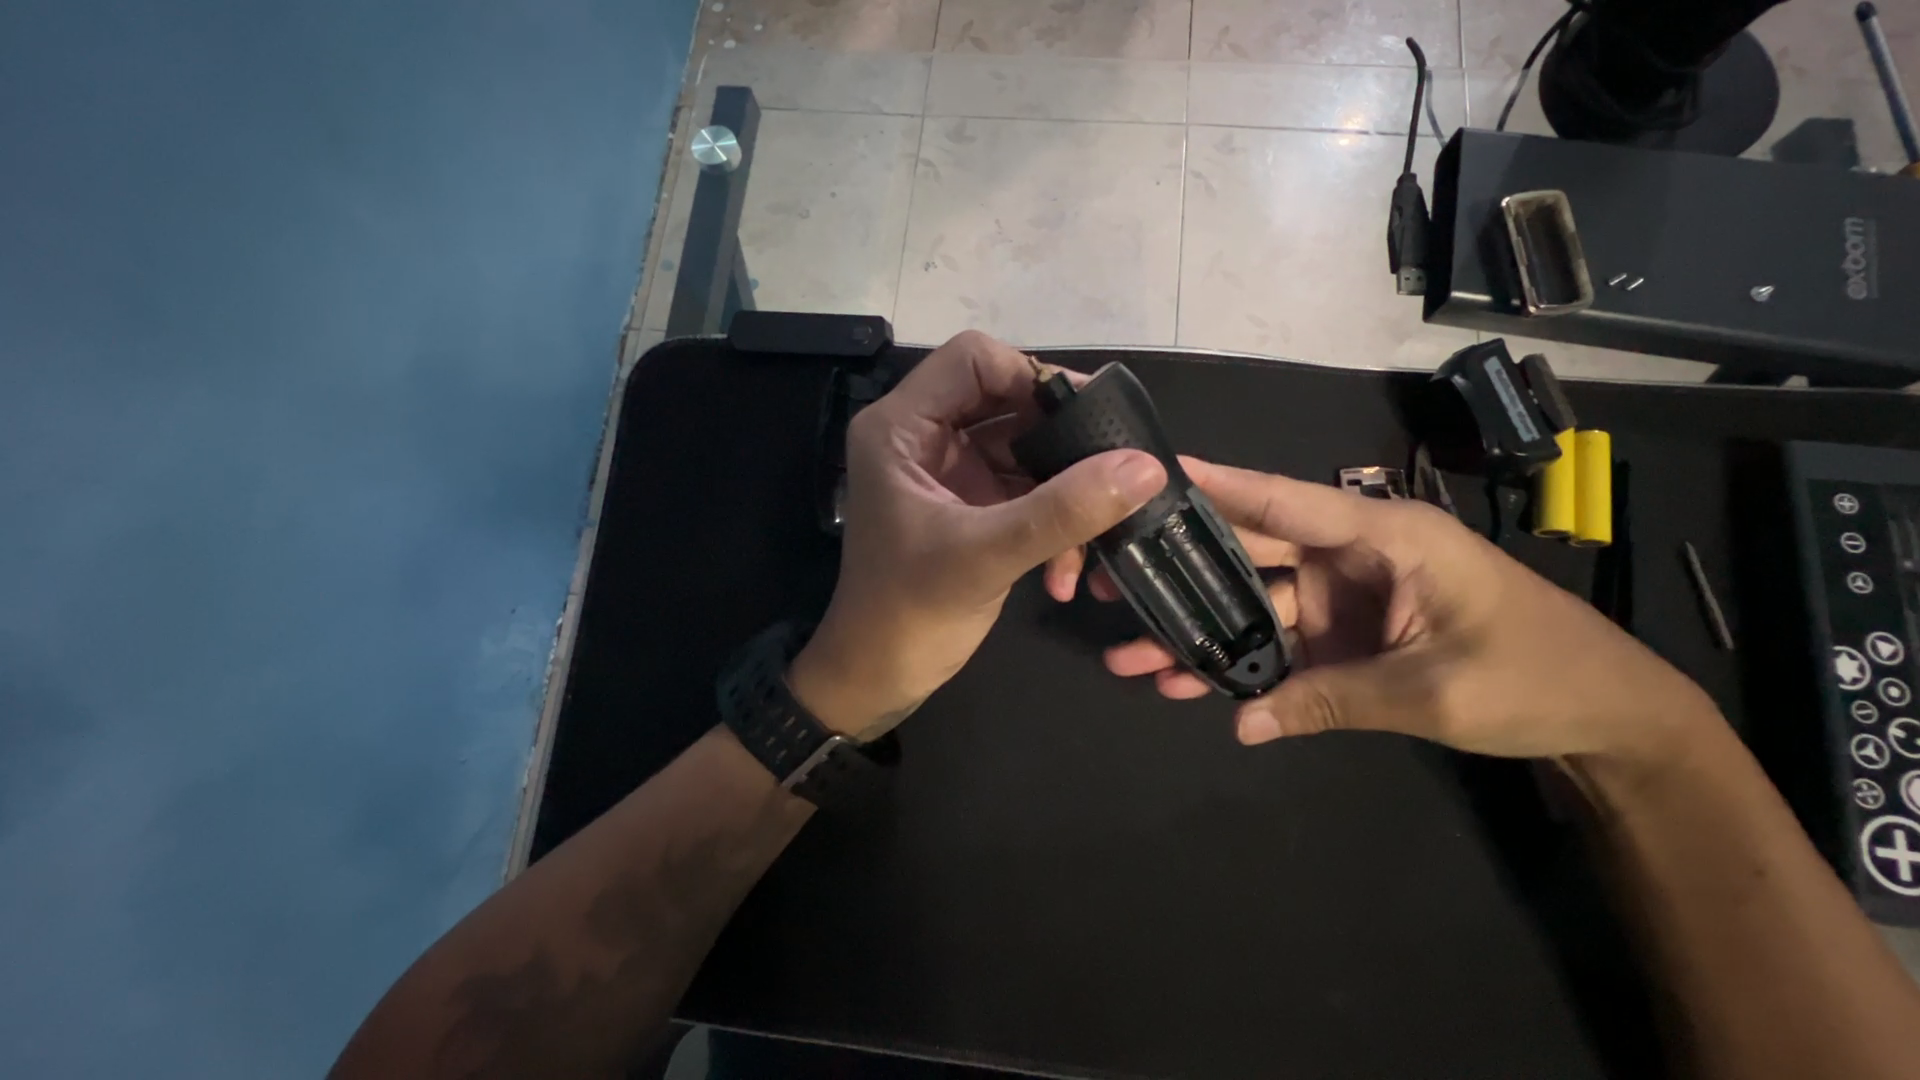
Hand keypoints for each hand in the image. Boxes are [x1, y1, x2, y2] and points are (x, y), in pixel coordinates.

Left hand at [788, 332, 1166, 740]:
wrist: (879, 676)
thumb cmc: (910, 612)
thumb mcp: (987, 555)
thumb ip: (1064, 510)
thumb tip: (1146, 466)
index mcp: (901, 428)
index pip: (973, 360)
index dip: (1030, 377)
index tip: (1083, 420)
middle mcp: (923, 438)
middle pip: (1006, 400)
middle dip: (1059, 440)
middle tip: (1113, 466)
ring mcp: (949, 473)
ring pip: (1023, 449)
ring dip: (1062, 491)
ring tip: (1094, 537)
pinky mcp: (970, 507)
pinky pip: (1025, 490)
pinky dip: (1052, 522)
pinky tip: (1067, 572)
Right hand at [1102, 458, 1718, 763]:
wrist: (1606, 719)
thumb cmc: (1539, 676)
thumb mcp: (1436, 690)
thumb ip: (1334, 701)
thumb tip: (1240, 724)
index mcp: (1387, 535)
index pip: (1287, 500)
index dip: (1221, 484)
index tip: (1157, 469)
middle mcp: (1353, 556)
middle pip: (1253, 552)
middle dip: (1183, 570)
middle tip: (1113, 581)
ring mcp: (1344, 598)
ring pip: (1254, 607)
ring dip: (1198, 633)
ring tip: (1131, 657)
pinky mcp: (1344, 638)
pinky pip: (1279, 648)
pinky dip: (1239, 668)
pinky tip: (1188, 686)